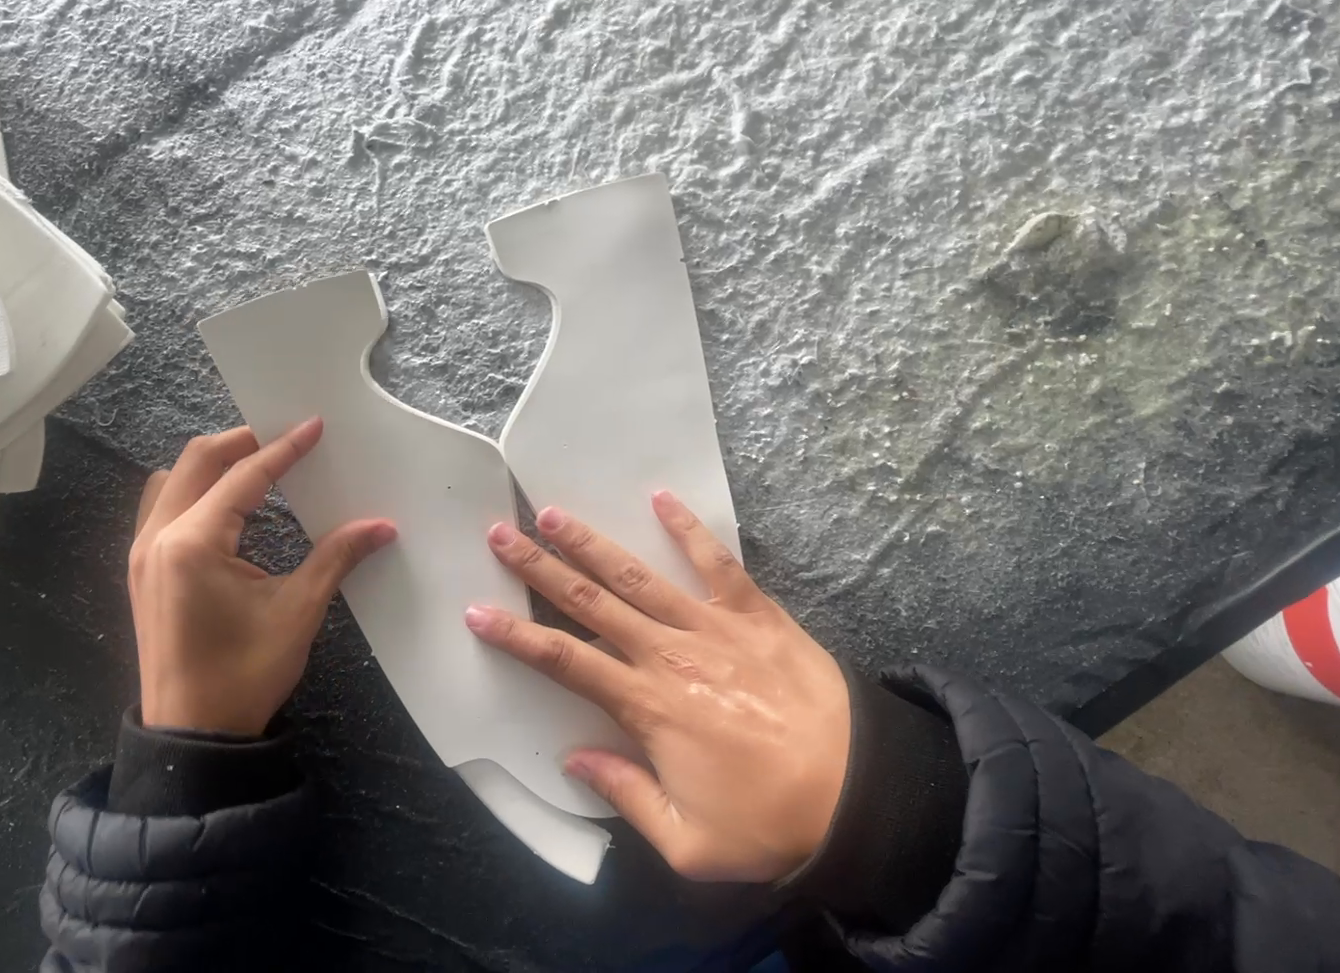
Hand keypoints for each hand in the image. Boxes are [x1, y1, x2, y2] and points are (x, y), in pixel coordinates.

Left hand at [128, 418, 395, 734]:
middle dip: (243, 443)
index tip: (313, 427)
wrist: (193, 736)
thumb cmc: (245, 674)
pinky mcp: (140, 570)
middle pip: (197, 461)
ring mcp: (141, 554)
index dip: (283, 449)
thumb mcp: (297, 611)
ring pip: (173, 480)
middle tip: (285, 440)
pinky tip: (225, 505)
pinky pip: (161, 506)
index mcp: (193, 543)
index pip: (244, 477)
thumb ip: (336, 557)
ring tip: (256, 466)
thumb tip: (382, 526)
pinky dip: (193, 490)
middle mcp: (157, 537)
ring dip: (213, 464)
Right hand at [463, 493, 849, 882]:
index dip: (515, 635)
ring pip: (638, 575)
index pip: (564, 661)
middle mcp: (668, 653)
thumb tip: (575, 759)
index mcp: (646, 705)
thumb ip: (627, 795)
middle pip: (589, 602)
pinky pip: (716, 562)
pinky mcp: (754, 612)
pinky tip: (660, 497)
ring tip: (552, 513)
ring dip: (590, 543)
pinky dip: (688, 529)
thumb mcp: (690, 842)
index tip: (478, 611)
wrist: (861, 795)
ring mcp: (712, 626)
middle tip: (499, 534)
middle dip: (538, 567)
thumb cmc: (770, 822)